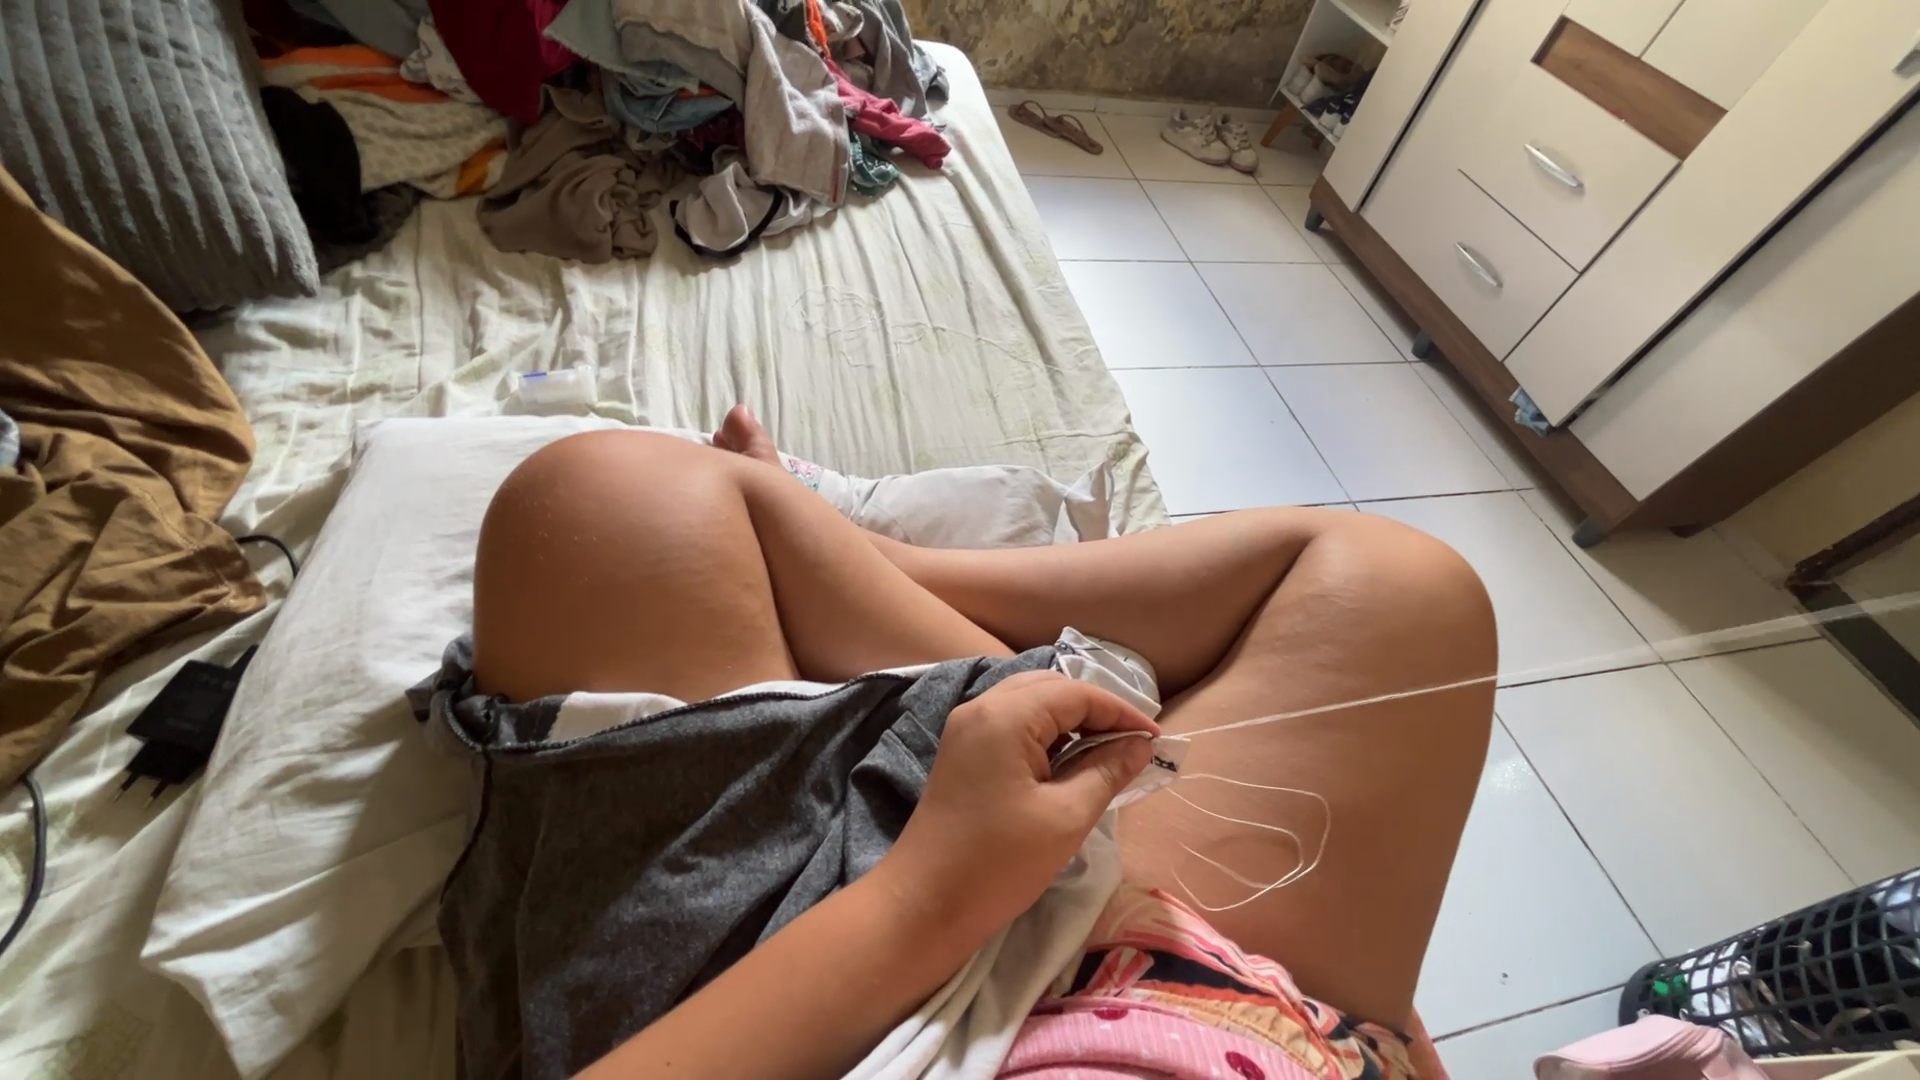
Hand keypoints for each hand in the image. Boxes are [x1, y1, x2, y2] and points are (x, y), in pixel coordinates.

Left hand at [874, 671, 1159, 948]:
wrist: (924, 904)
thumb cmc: (999, 863)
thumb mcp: (1066, 818)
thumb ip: (1106, 772)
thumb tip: (1140, 745)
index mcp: (1005, 715)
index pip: (1075, 693)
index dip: (1121, 712)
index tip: (1157, 740)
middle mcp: (981, 707)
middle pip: (1051, 688)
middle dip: (1095, 711)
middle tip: (1132, 745)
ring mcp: (967, 728)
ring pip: (1030, 703)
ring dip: (1070, 721)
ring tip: (1106, 754)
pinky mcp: (962, 750)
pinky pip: (1012, 724)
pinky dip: (1045, 735)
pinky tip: (1067, 763)